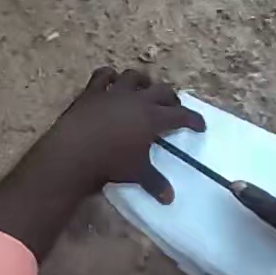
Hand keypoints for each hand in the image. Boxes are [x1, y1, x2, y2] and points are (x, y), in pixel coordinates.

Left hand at [0, 68, 204, 257]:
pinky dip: (110, 75)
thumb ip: (155, 183)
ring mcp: (114, 92)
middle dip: (171, 98)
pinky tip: (112, 79)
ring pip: (134, 77)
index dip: (193, 119)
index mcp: (152, 118)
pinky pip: (103, 75)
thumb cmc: (110, 163)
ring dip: (143, 80)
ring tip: (146, 87)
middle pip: (162, 91)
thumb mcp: (136, 173)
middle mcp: (137, 100)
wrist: (75, 151)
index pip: (180, 115)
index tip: (200, 125)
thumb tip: (169, 198)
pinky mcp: (93, 91)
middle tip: (174, 106)